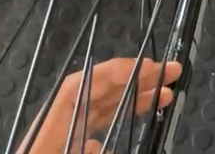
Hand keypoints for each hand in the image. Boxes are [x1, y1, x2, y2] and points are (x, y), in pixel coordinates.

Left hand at [25, 58, 184, 153]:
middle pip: (91, 96)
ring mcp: (54, 150)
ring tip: (164, 97)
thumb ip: (91, 149)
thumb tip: (105, 145)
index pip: (76, 90)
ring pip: (94, 115)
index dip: (112, 73)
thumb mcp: (65, 153)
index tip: (147, 69)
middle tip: (171, 74)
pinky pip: (88, 137)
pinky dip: (113, 127)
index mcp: (43, 142)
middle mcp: (48, 141)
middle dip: (132, 81)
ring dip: (129, 102)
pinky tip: (132, 131)